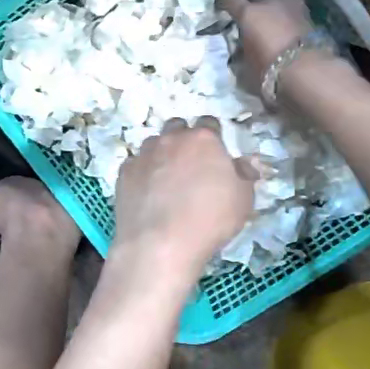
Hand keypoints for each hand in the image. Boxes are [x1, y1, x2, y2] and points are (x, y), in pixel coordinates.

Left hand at [113, 117, 255, 272]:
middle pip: (178, 127)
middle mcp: (172, 139)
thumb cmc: (210, 220)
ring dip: (162, 154)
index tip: (215, 154)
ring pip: (154, 143)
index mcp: (204, 140)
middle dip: (184, 139)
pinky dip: (143, 173)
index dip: (213, 138)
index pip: (209, 124)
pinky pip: (135, 165)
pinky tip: (148, 193)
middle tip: (191, 165)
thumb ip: (244, 176)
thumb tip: (245, 164)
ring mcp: (144, 154)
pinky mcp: (123, 173)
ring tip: (167, 179)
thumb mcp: (243, 200)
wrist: (160, 244)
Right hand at [215, 0, 313, 83]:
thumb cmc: (270, 72)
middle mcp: (269, 2)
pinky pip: (294, 1)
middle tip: (245, 6)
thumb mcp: (245, 69)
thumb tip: (240, 50)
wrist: (308, 72)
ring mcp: (291, 5)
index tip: (220, 7)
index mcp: (248, 13)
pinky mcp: (308, 13)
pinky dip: (287, 5)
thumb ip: (240, 55)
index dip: (222, 0)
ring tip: (270, 5)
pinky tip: (287, 15)